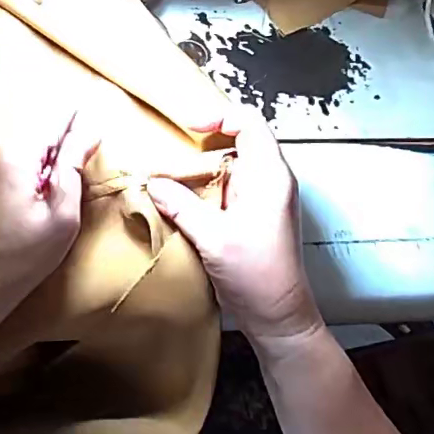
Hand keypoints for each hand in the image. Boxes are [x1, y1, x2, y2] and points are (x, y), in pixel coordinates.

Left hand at [0, 110, 99, 331]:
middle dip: (63, 146)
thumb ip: (74, 163)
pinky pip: (16, 149)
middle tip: (67, 187)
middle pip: (44, 125)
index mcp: (13, 150)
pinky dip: (32, 165)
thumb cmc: (19, 258)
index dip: (81, 125)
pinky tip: (33, 195)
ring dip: (48, 157)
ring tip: (49, 195)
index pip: (58, 116)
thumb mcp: (61, 215)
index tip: (96, 141)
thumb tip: (90, 126)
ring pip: (31, 137)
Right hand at [147, 106, 320, 343]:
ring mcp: (262, 198)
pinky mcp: (252, 215)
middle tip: (174, 144)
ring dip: (203, 164)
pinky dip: (205, 185)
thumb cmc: (259, 278)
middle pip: (240, 139)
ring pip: (232, 164)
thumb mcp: (213, 238)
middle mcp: (270, 181)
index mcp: (270, 177)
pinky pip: (228, 186)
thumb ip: (181, 206)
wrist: (278, 318)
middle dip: (205, 139)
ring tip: (172, 171)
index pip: (250, 123)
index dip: (219, 115)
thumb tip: (154, 183)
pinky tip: (182, 197)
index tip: (190, 125)